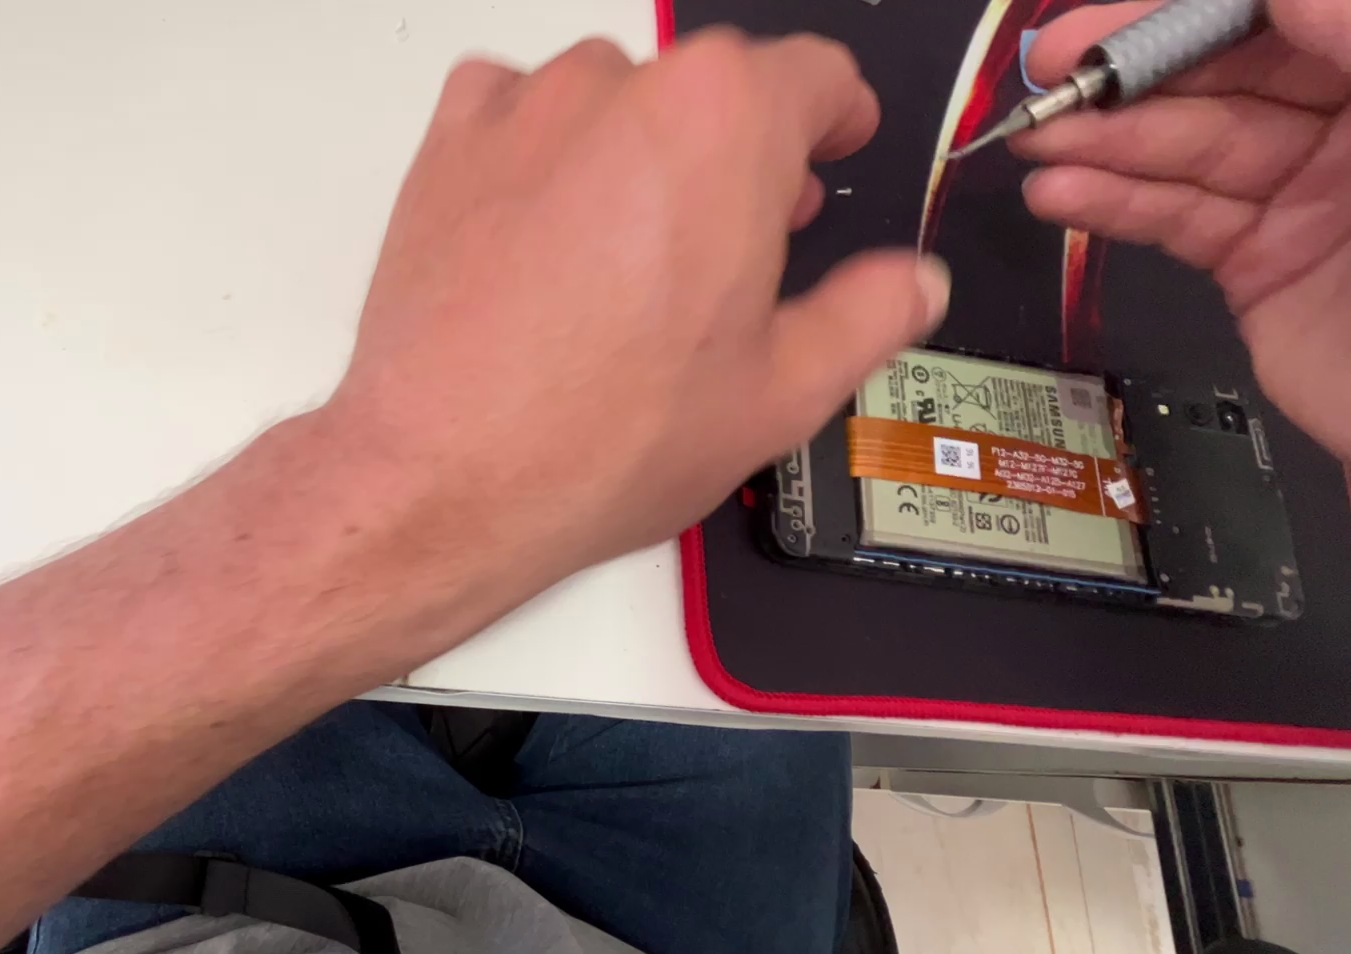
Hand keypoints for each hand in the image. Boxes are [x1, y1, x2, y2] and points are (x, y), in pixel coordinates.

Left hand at [319, 31, 947, 587]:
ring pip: (605, 106)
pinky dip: (536, 154)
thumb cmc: (608, 444)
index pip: (811, 79)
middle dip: (733, 157)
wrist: (446, 477)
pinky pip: (507, 117)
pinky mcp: (441, 157)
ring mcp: (517, 116)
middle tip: (729, 240)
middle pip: (703, 95)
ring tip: (622, 256)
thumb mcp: (778, 397)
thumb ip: (867, 317)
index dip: (831, 120)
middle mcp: (618, 90)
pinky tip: (540, 230)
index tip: (829, 152)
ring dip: (631, 159)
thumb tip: (909, 281)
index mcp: (726, 125)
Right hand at [1016, 1, 1350, 484]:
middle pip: (1231, 77)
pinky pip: (1174, 220)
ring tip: (1033, 142)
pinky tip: (1058, 195)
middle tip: (1045, 81)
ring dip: (1103, 147)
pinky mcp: (1257, 259)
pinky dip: (1111, 207)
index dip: (1193, 10)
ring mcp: (1311, 190)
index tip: (1105, 24)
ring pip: (1187, 152)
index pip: (1294, 13)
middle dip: (1133, 77)